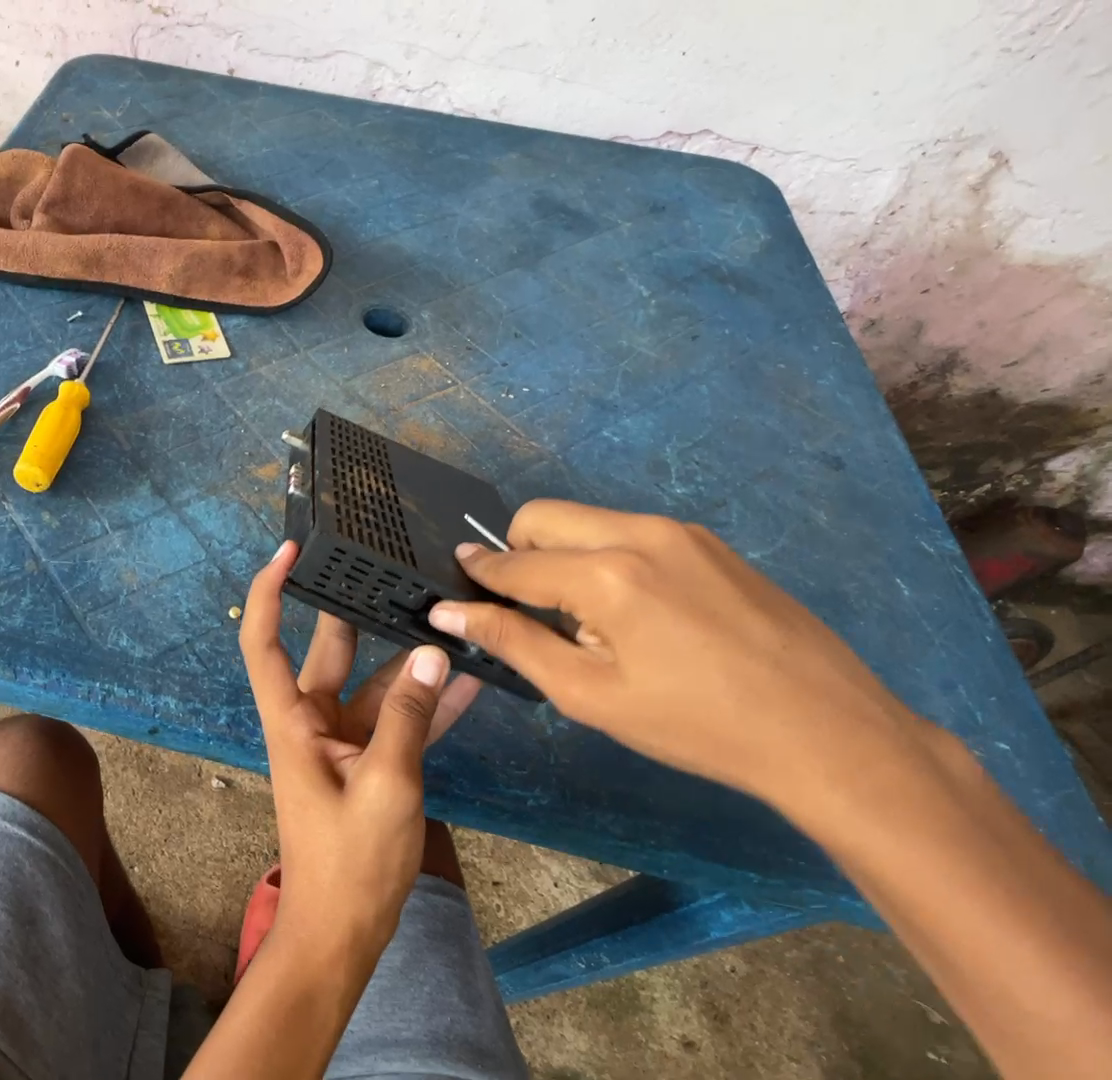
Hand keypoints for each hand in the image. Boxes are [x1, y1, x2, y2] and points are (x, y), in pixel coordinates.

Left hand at [240, 541, 479, 948]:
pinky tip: (466, 680)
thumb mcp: (387, 784)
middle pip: (330, 653)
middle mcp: (310, 722)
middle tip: (396, 571)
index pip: (265, 641)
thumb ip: (408, 717)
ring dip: (409, 664)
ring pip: (373, 687)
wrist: (344, 931)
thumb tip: (430, 655)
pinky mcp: (369, 765)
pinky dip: (424, 706)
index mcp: (291, 721)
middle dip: (359, 614)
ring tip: (450, 620)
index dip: (269, 593)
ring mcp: (341, 743)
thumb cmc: (351, 861)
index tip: (289, 551)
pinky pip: (395, 723)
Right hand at [425, 499, 930, 805]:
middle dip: (516, 553)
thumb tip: (449, 611)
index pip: (512, 562)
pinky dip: (607, 559)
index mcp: (606, 574)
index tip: (454, 591)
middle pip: (541, 516)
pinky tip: (638, 616)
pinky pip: (631, 533)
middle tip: (526, 611)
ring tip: (587, 621)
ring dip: (563, 556)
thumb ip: (513, 642)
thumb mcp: (589, 694)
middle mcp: (640, 533)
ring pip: (587, 521)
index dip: (476, 576)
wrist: (829, 734)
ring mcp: (682, 533)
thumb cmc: (695, 726)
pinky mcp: (711, 544)